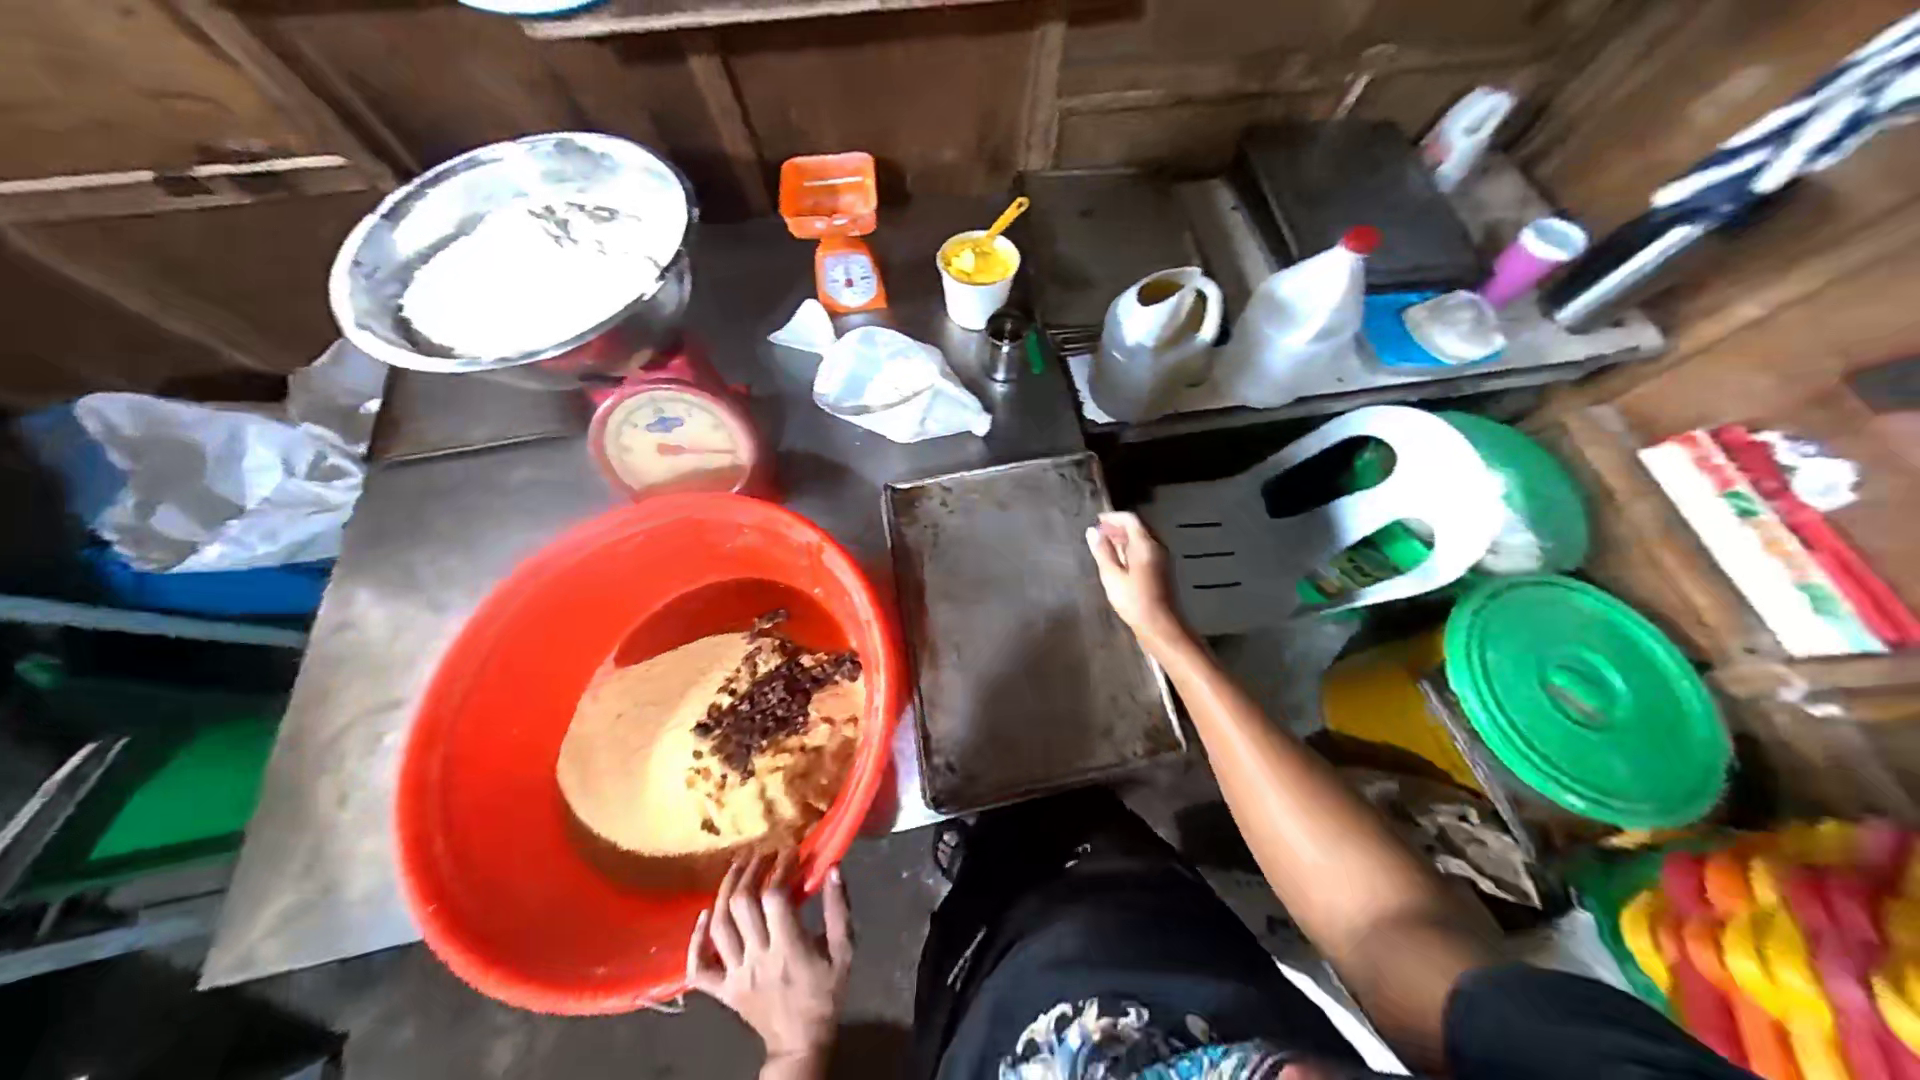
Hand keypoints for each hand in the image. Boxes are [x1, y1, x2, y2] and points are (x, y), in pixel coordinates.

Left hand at [687, 850, 852, 1067]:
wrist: (800, 1043)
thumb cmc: (825, 993)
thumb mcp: (843, 951)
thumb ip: (839, 909)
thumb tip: (834, 867)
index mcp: (789, 948)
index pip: (775, 897)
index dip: (780, 868)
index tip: (789, 850)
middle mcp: (757, 958)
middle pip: (742, 905)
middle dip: (750, 871)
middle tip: (761, 852)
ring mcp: (734, 975)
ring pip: (719, 927)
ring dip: (725, 891)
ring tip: (736, 867)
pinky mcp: (721, 990)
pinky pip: (698, 967)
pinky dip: (695, 940)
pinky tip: (703, 914)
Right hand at [1086, 511, 1191, 655]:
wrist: (1161, 625)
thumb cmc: (1134, 601)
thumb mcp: (1112, 576)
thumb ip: (1102, 552)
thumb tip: (1093, 531)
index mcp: (1146, 545)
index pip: (1131, 519)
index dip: (1113, 517)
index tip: (1096, 521)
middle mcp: (1157, 546)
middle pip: (1138, 527)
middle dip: (1117, 527)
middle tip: (1098, 533)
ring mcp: (1162, 558)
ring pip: (1142, 539)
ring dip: (1124, 538)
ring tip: (1105, 545)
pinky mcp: (1162, 569)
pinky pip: (1145, 549)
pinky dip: (1130, 548)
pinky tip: (1119, 559)